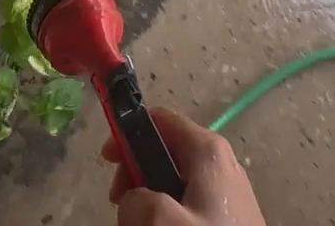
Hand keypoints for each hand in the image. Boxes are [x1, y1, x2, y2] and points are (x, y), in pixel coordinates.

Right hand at [102, 109, 265, 225]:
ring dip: (150, 199)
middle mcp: (218, 160)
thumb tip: (133, 201)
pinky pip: (187, 202)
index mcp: (206, 149)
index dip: (127, 132)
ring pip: (173, 180)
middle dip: (136, 173)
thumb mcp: (164, 221)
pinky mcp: (226, 214)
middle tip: (119, 203)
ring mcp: (224, 189)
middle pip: (164, 150)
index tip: (107, 161)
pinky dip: (168, 214)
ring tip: (140, 223)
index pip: (159, 119)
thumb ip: (137, 201)